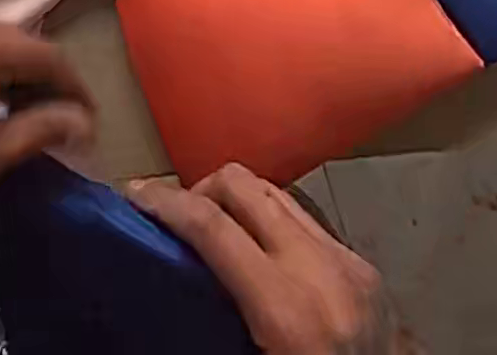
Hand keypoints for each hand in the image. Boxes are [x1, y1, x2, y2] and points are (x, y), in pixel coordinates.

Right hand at [126, 164, 412, 354]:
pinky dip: (266, 219)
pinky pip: (299, 215)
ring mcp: (347, 263)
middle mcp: (320, 272)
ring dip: (232, 199)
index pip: (211, 225)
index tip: (132, 193)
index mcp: (289, 312)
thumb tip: (161, 272)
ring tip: (214, 230)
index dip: (163, 201)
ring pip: (269, 188)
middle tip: (175, 218)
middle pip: (240, 184)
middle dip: (198, 188)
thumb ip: (206, 312)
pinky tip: (258, 250)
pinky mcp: (363, 266)